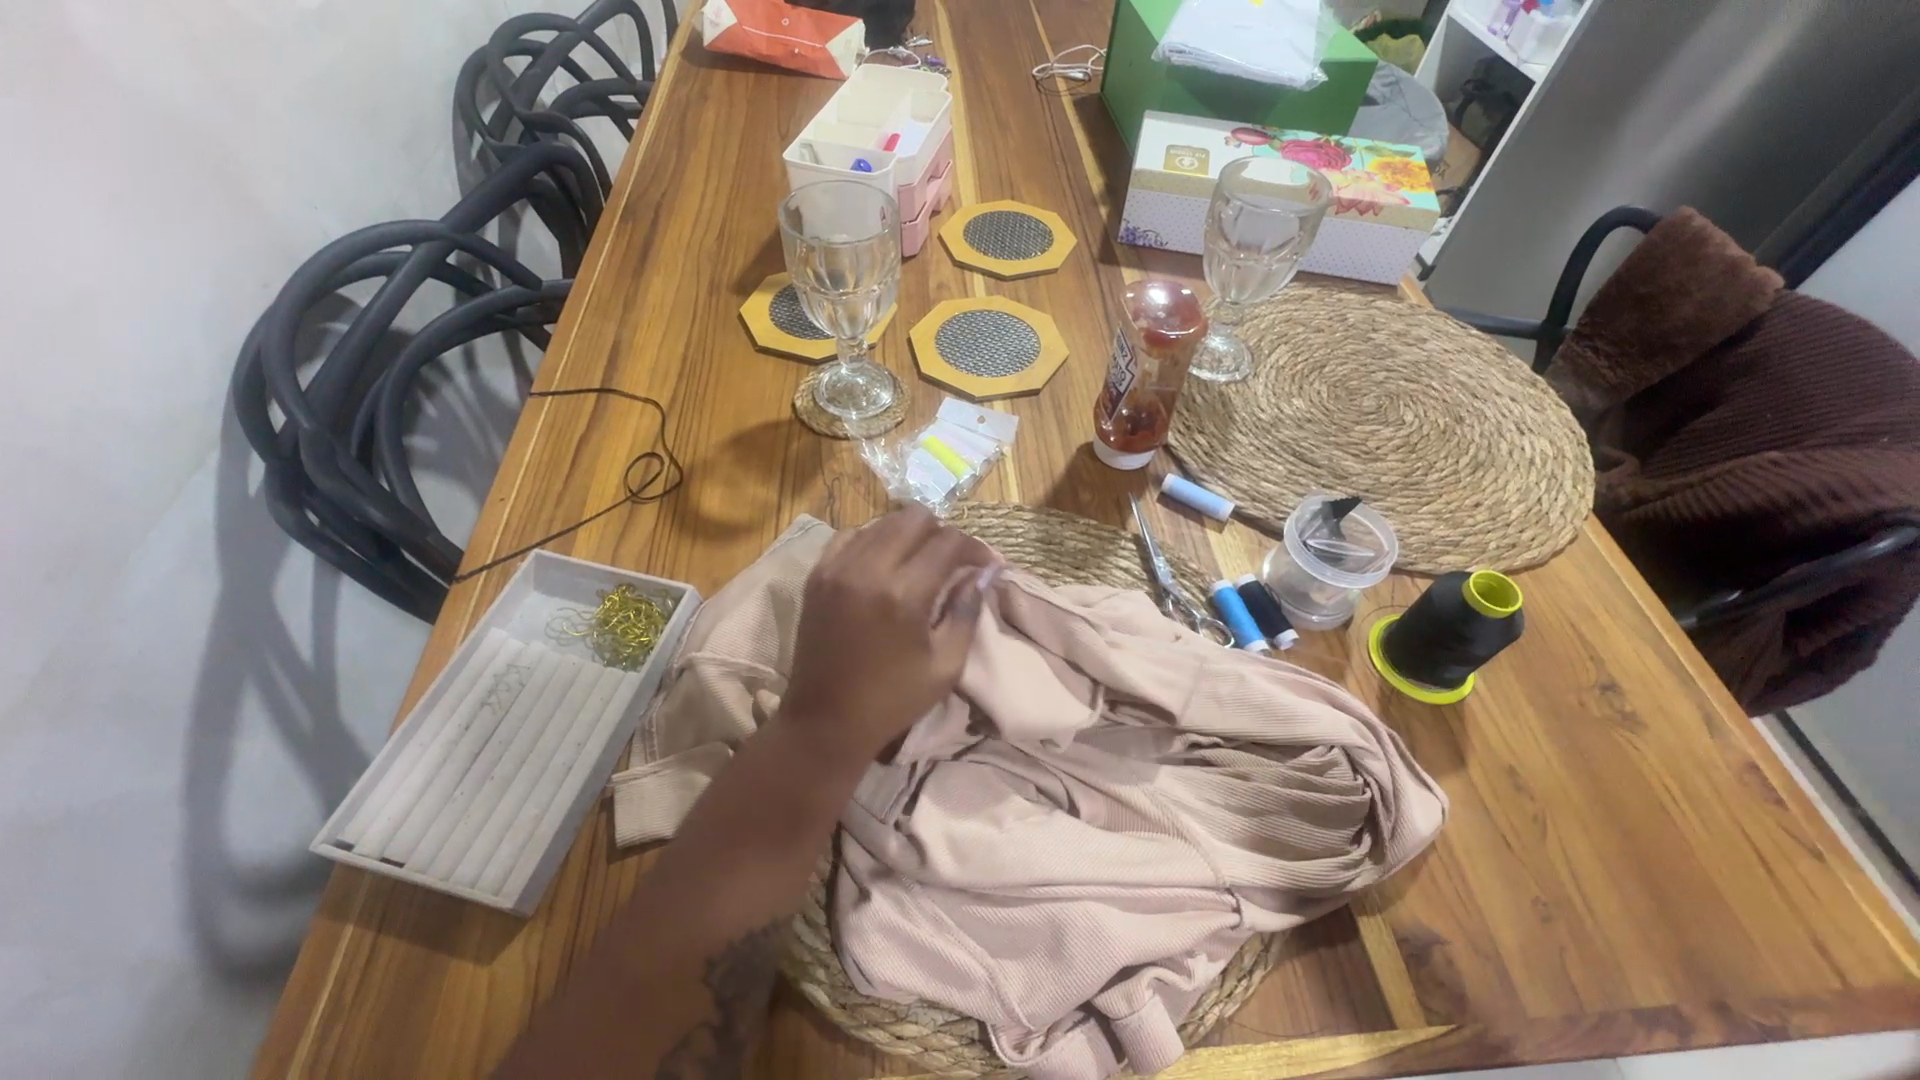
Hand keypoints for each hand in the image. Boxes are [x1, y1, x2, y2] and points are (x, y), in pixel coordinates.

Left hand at [781, 506, 1000, 763]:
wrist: (825, 721)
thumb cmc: (892, 701)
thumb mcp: (946, 666)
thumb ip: (967, 612)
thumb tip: (981, 574)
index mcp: (903, 594)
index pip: (949, 542)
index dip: (976, 548)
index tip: (988, 565)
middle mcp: (868, 569)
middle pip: (915, 518)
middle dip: (943, 533)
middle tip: (954, 561)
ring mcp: (836, 568)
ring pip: (883, 522)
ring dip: (909, 534)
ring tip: (922, 561)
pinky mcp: (817, 575)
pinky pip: (850, 535)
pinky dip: (874, 540)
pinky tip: (885, 562)